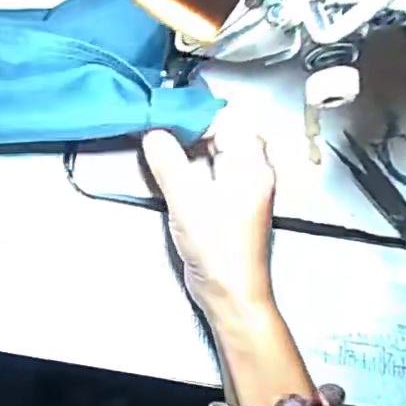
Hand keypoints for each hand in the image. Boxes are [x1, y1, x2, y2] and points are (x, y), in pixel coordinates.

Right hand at [141, 109, 275, 317]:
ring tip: (157, 143)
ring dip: (185, 146)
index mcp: (252, 165)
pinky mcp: (223, 205)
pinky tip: (166, 170)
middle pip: (221, 134)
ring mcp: (237, 189)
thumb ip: (168, 161)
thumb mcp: (186, 198)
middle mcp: (250, 172)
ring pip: (211, 153)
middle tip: (156, 125)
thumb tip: (153, 132)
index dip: (195, 113)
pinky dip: (186, 166)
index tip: (164, 114)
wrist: (229, 292)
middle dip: (188, 127)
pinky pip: (205, 172)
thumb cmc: (218, 248)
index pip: (227, 120)